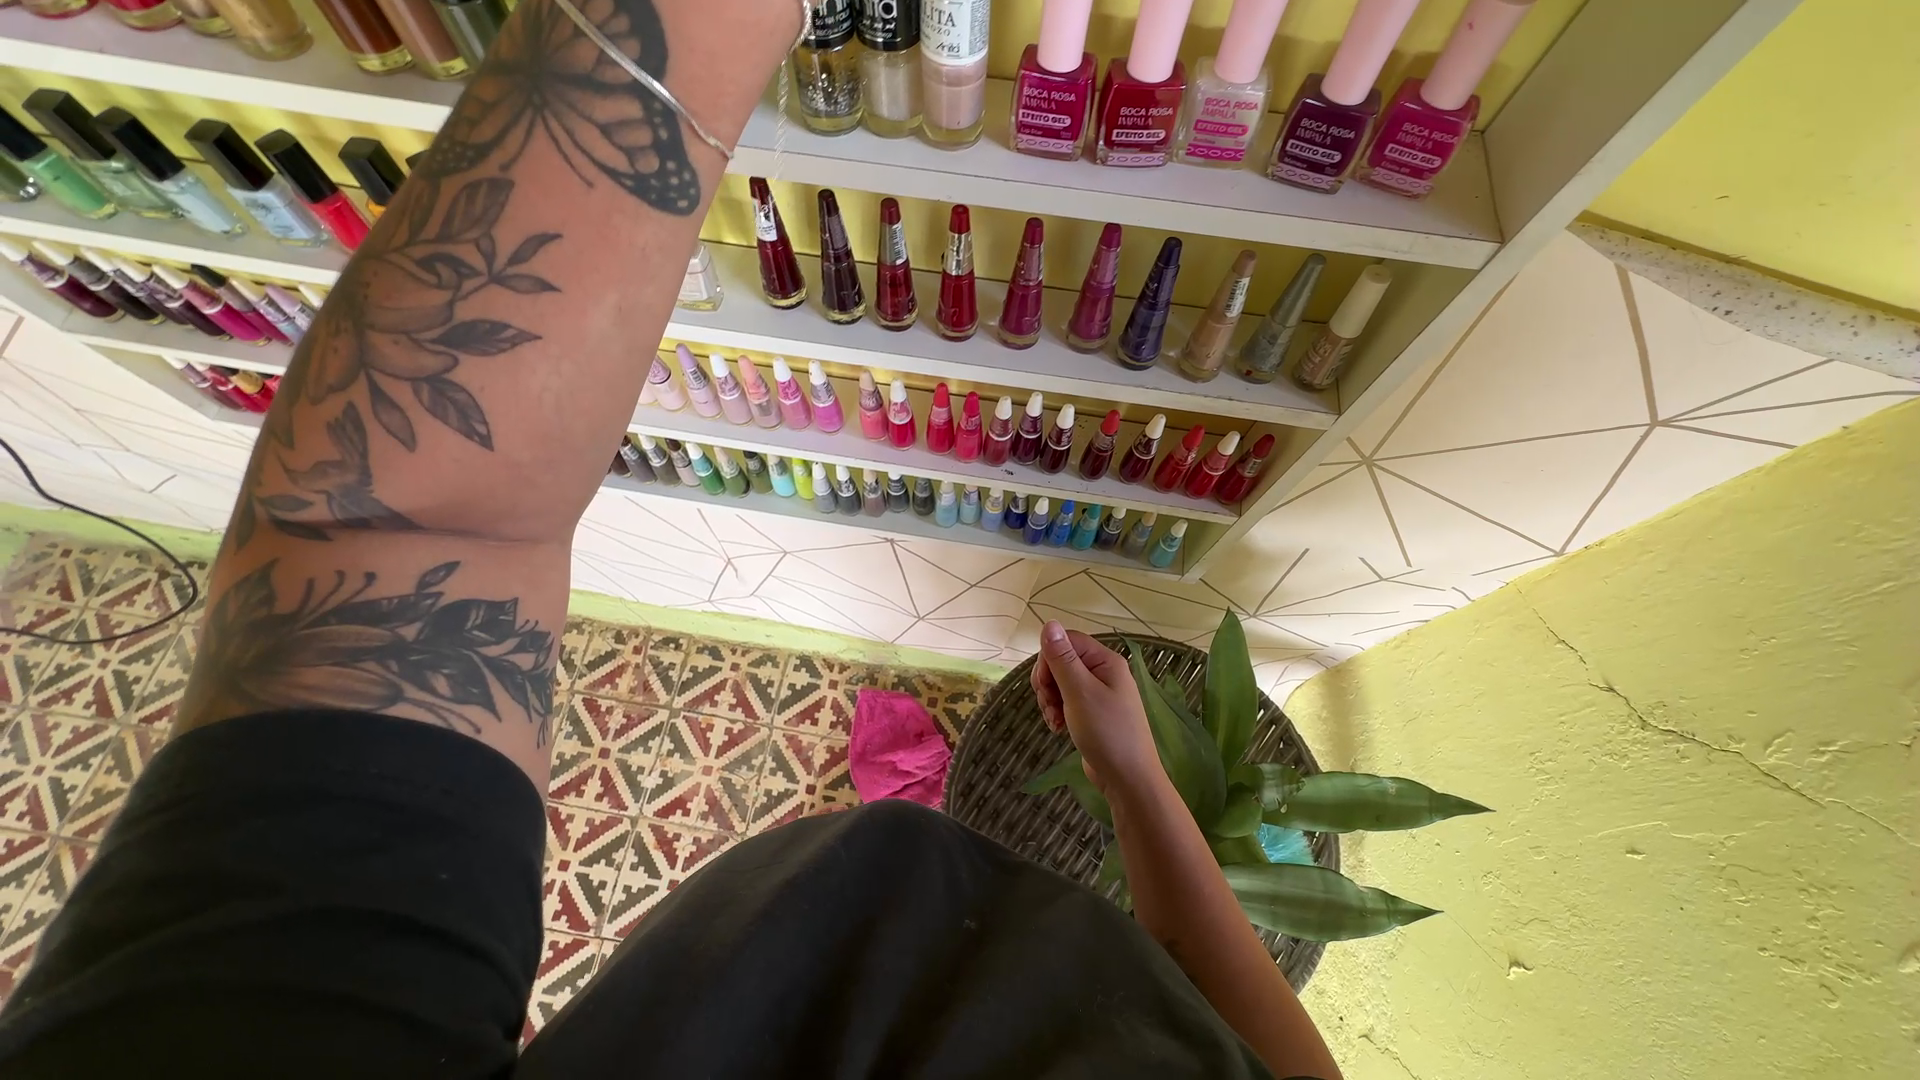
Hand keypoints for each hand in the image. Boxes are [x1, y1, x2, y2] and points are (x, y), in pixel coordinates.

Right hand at [1031, 621, 1164, 800]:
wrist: (1128, 779)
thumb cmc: (1107, 733)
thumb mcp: (1080, 693)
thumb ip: (1062, 658)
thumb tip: (1049, 623)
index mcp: (1105, 661)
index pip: (1066, 641)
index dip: (1048, 660)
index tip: (1043, 684)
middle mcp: (1103, 672)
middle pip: (1060, 661)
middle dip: (1047, 682)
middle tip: (1049, 705)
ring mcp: (1098, 694)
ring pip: (1059, 683)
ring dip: (1049, 699)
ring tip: (1054, 720)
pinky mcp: (1092, 713)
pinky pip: (1066, 701)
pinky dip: (1057, 711)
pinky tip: (1058, 728)